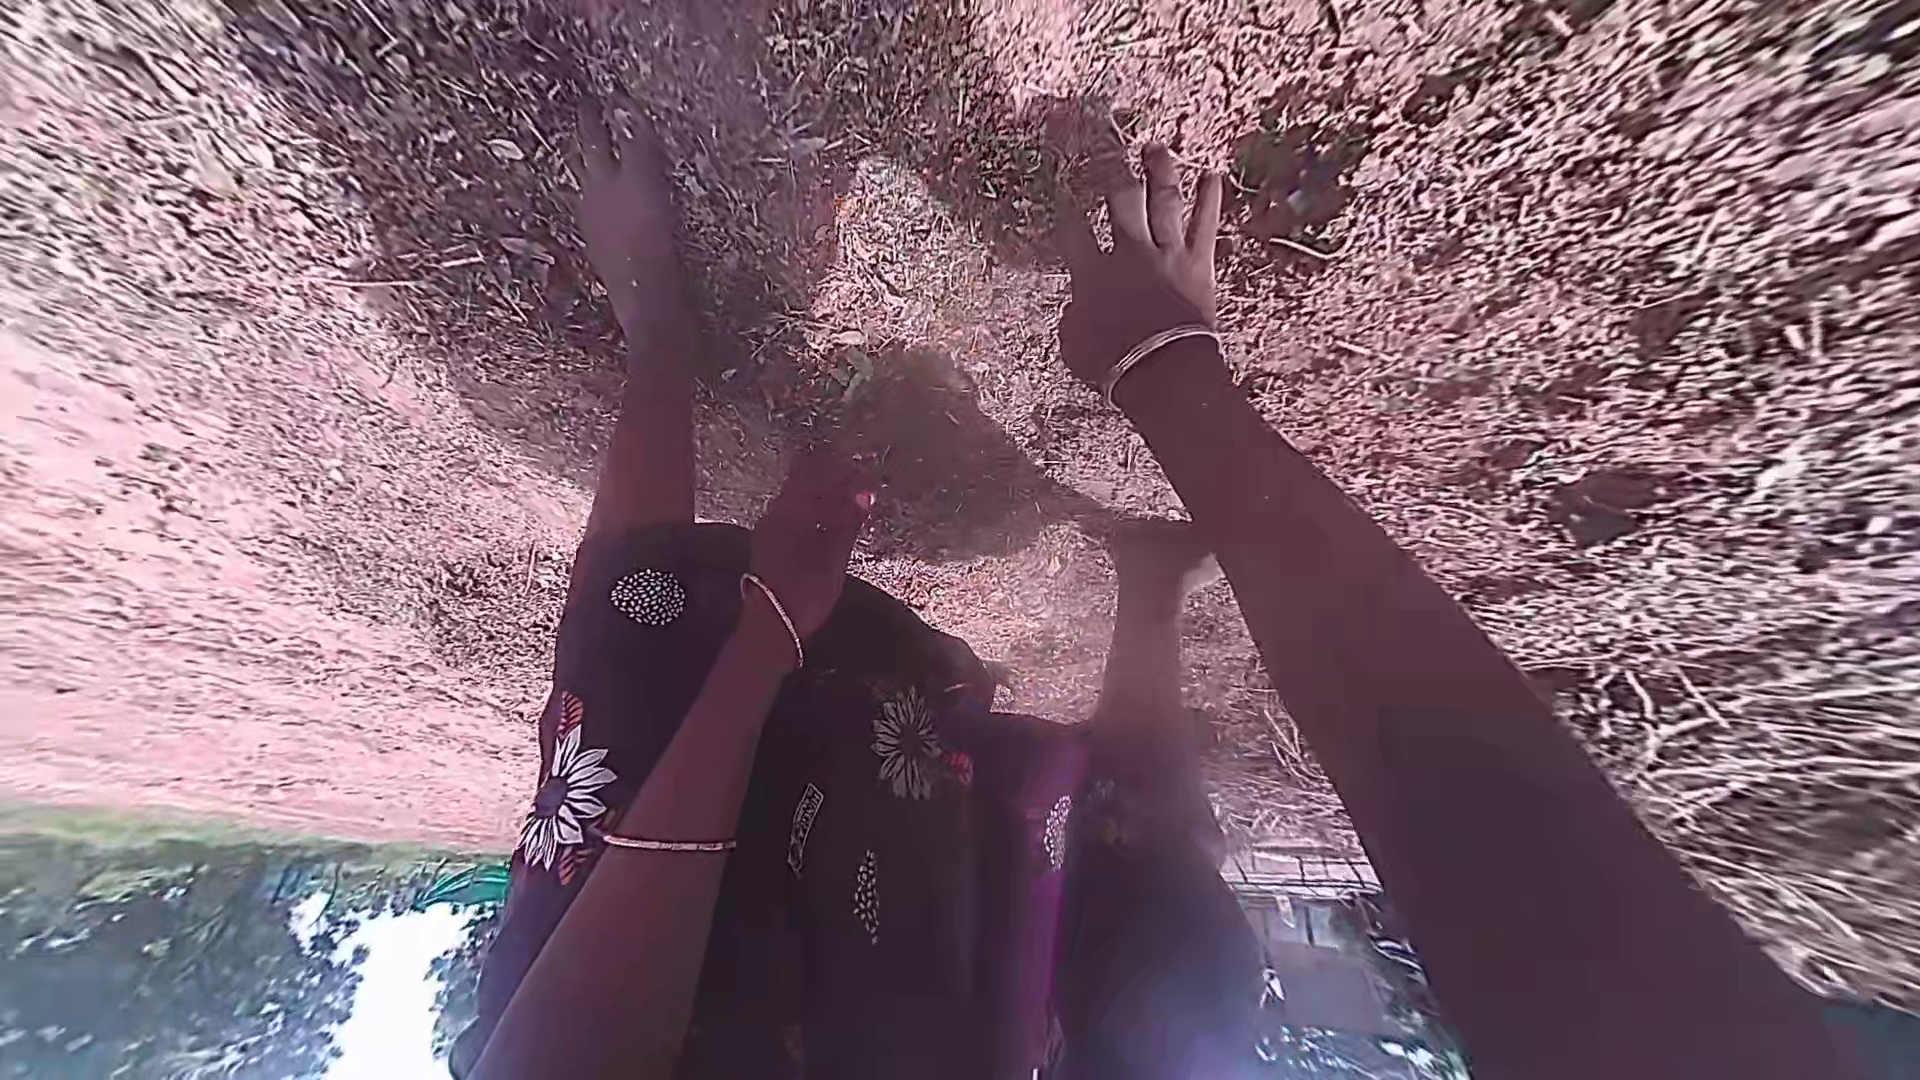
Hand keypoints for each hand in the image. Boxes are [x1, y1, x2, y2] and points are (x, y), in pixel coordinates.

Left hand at [576, 96, 694, 347]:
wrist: (654, 314)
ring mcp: (603, 238)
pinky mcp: (618, 264)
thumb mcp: (648, 192)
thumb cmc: (654, 253)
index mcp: (601, 188)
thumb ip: (635, 150)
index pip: (596, 142)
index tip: (602, 101)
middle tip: (598, 127)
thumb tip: (620, 106)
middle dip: (594, 147)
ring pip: (599, 197)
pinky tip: (628, 218)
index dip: (599, 120)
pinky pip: (613, 226)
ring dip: (605, 180)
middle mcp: (595, 209)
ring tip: (613, 169)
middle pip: (592, 168)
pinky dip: (618, 212)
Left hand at [746, 446, 874, 644]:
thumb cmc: (803, 592)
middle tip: (859, 474)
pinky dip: (815, 511)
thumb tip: (864, 496)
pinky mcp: (772, 545)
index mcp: (789, 514)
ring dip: (825, 494)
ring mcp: (771, 530)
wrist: (772, 625)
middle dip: (833, 477)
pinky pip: (795, 516)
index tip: (862, 463)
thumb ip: (847, 524)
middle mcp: (776, 516)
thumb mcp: (832, 558)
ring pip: (800, 500)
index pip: (817, 477)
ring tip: (850, 494)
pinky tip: (831, 517)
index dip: (840, 468)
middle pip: (805, 485)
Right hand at [1055, 144, 1222, 385]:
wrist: (1162, 373)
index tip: (1064, 197)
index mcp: (1093, 275)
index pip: (1073, 231)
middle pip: (1121, 198)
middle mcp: (1130, 253)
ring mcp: (1167, 254)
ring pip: (1163, 199)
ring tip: (1154, 148)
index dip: (1066, 210)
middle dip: (1113, 171)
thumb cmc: (1113, 367)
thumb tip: (1075, 308)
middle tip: (1109, 154)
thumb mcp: (1075, 348)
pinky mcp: (1197, 263)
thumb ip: (1072, 320)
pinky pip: (1205, 223)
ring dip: (1159, 170)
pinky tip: (1211, 175)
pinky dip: (1210, 198)